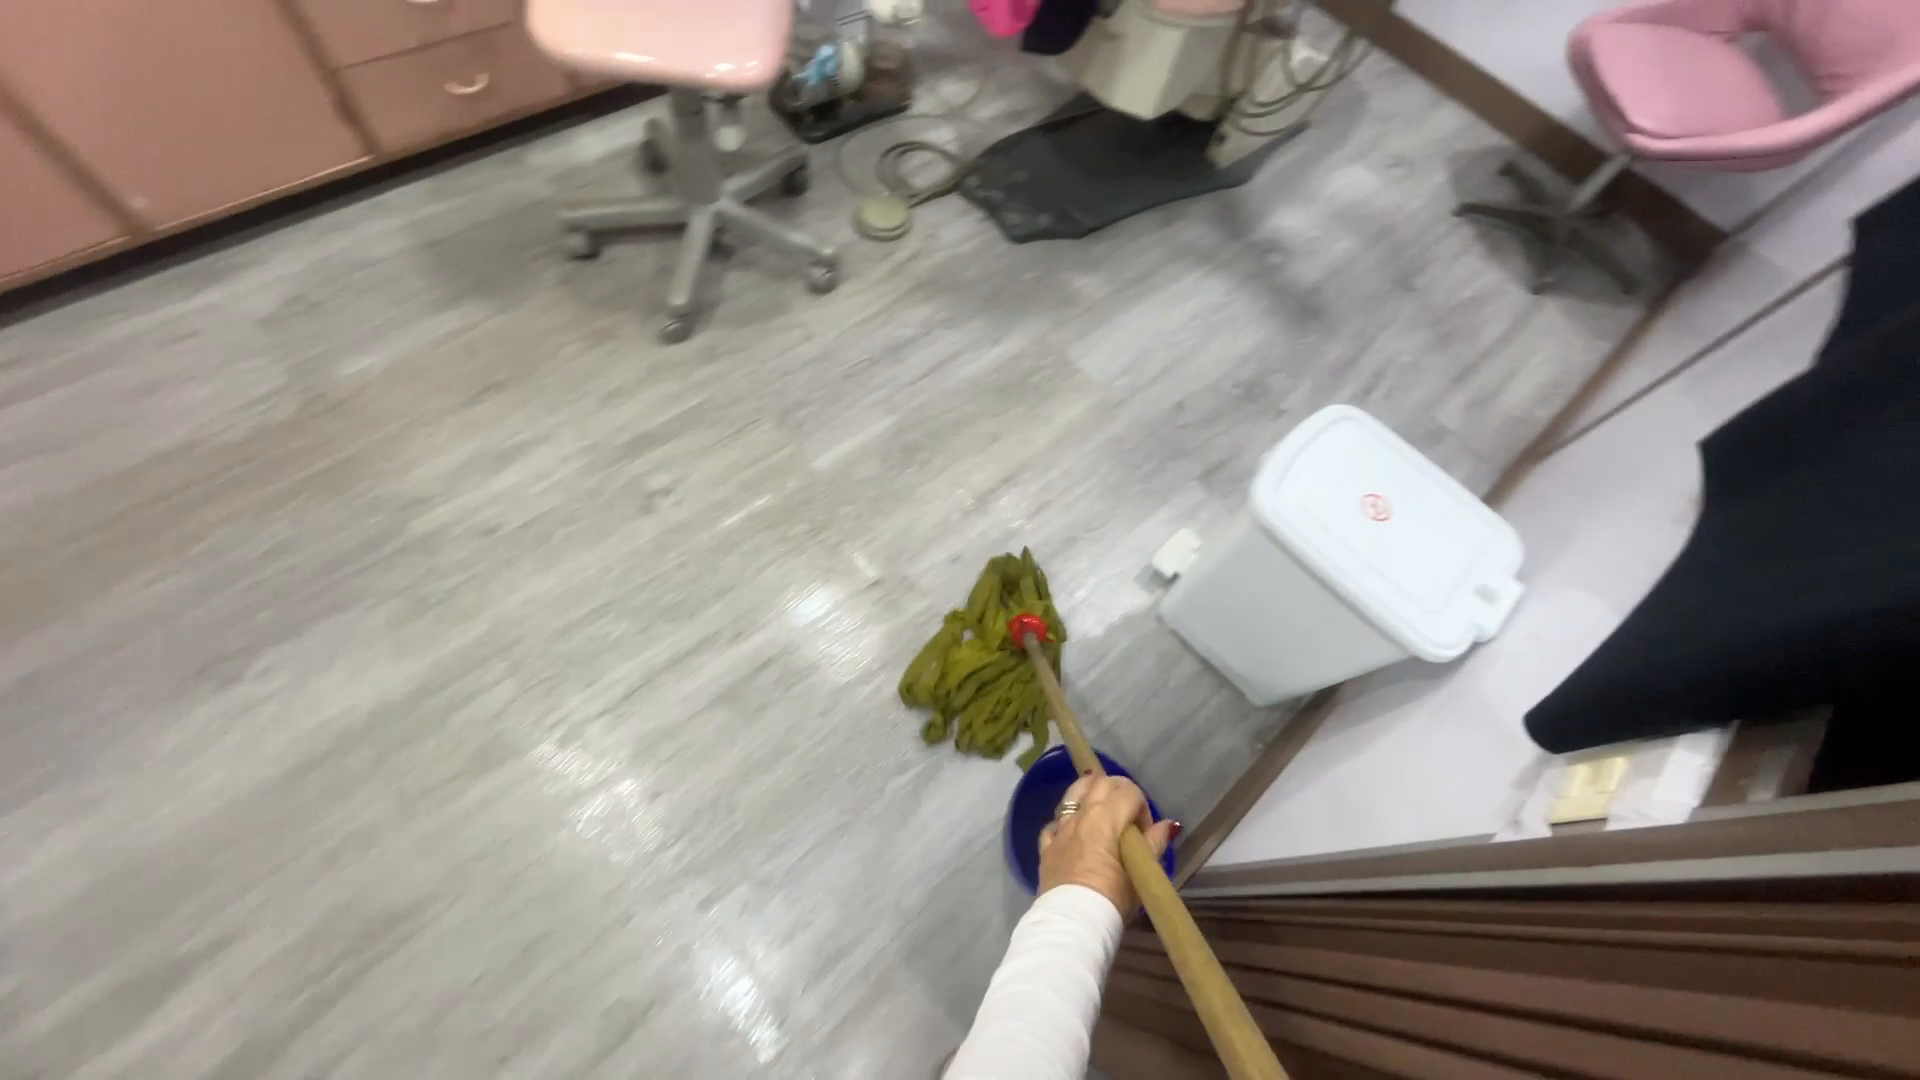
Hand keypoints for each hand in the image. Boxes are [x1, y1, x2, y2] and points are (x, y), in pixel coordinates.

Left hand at [1037, 775, 1177, 915]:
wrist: (1073, 924)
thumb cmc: (1112, 899)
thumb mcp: (1140, 872)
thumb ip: (1154, 844)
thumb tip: (1167, 825)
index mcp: (1105, 817)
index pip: (1129, 791)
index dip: (1143, 807)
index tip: (1147, 832)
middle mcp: (1080, 815)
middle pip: (1100, 782)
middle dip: (1118, 790)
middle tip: (1129, 816)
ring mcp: (1060, 829)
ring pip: (1072, 794)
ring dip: (1089, 794)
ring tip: (1102, 812)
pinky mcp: (1046, 847)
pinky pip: (1055, 823)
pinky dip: (1067, 822)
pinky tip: (1074, 835)